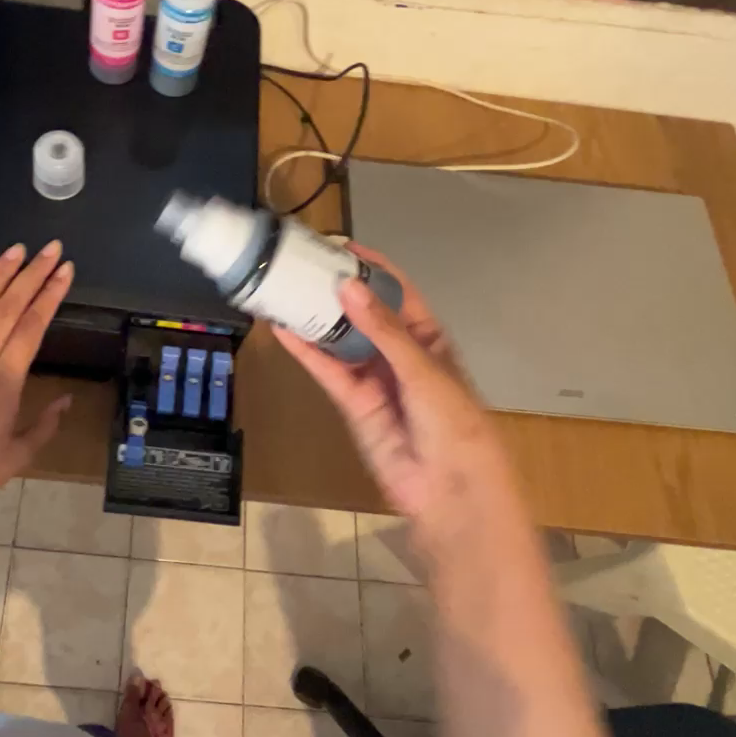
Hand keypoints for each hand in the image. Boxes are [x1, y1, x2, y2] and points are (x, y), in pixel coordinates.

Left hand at [0, 241, 75, 533]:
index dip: (50, 294)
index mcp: (5, 382)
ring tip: (16, 250)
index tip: (65, 270)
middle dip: (32, 274)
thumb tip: (67, 399)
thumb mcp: (19, 455)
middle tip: (51, 248)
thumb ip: (46, 424)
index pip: (32, 326)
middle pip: (8, 307)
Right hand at [272, 245, 507, 554]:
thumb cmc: (452, 421)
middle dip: (337, 290)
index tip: (341, 245)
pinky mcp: (352, 402)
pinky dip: (305, 351)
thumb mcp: (423, 369)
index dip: (373, 268)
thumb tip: (348, 286)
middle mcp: (399, 352)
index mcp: (428, 338)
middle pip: (363, 313)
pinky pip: (327, 369)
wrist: (449, 490)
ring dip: (316, 317)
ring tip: (285, 289)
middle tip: (303, 264)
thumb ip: (382, 329)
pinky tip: (283, 329)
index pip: (397, 293)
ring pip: (340, 339)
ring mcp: (374, 377)